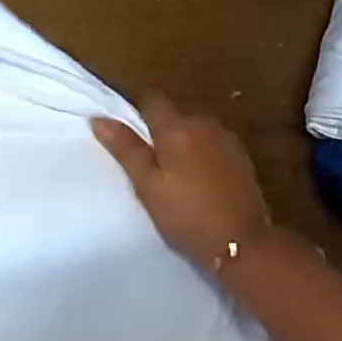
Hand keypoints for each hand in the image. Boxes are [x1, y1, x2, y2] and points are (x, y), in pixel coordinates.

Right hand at [92, 93, 272, 267]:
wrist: (241, 241)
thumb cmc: (186, 216)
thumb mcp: (148, 186)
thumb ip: (126, 149)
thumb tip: (99, 118)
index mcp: (177, 127)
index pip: (152, 99)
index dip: (138, 112)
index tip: (130, 137)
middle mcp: (204, 124)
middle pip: (175, 115)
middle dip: (162, 132)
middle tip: (151, 167)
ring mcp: (227, 139)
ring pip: (196, 130)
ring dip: (184, 144)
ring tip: (176, 177)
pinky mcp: (242, 156)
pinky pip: (214, 145)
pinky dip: (204, 155)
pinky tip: (201, 182)